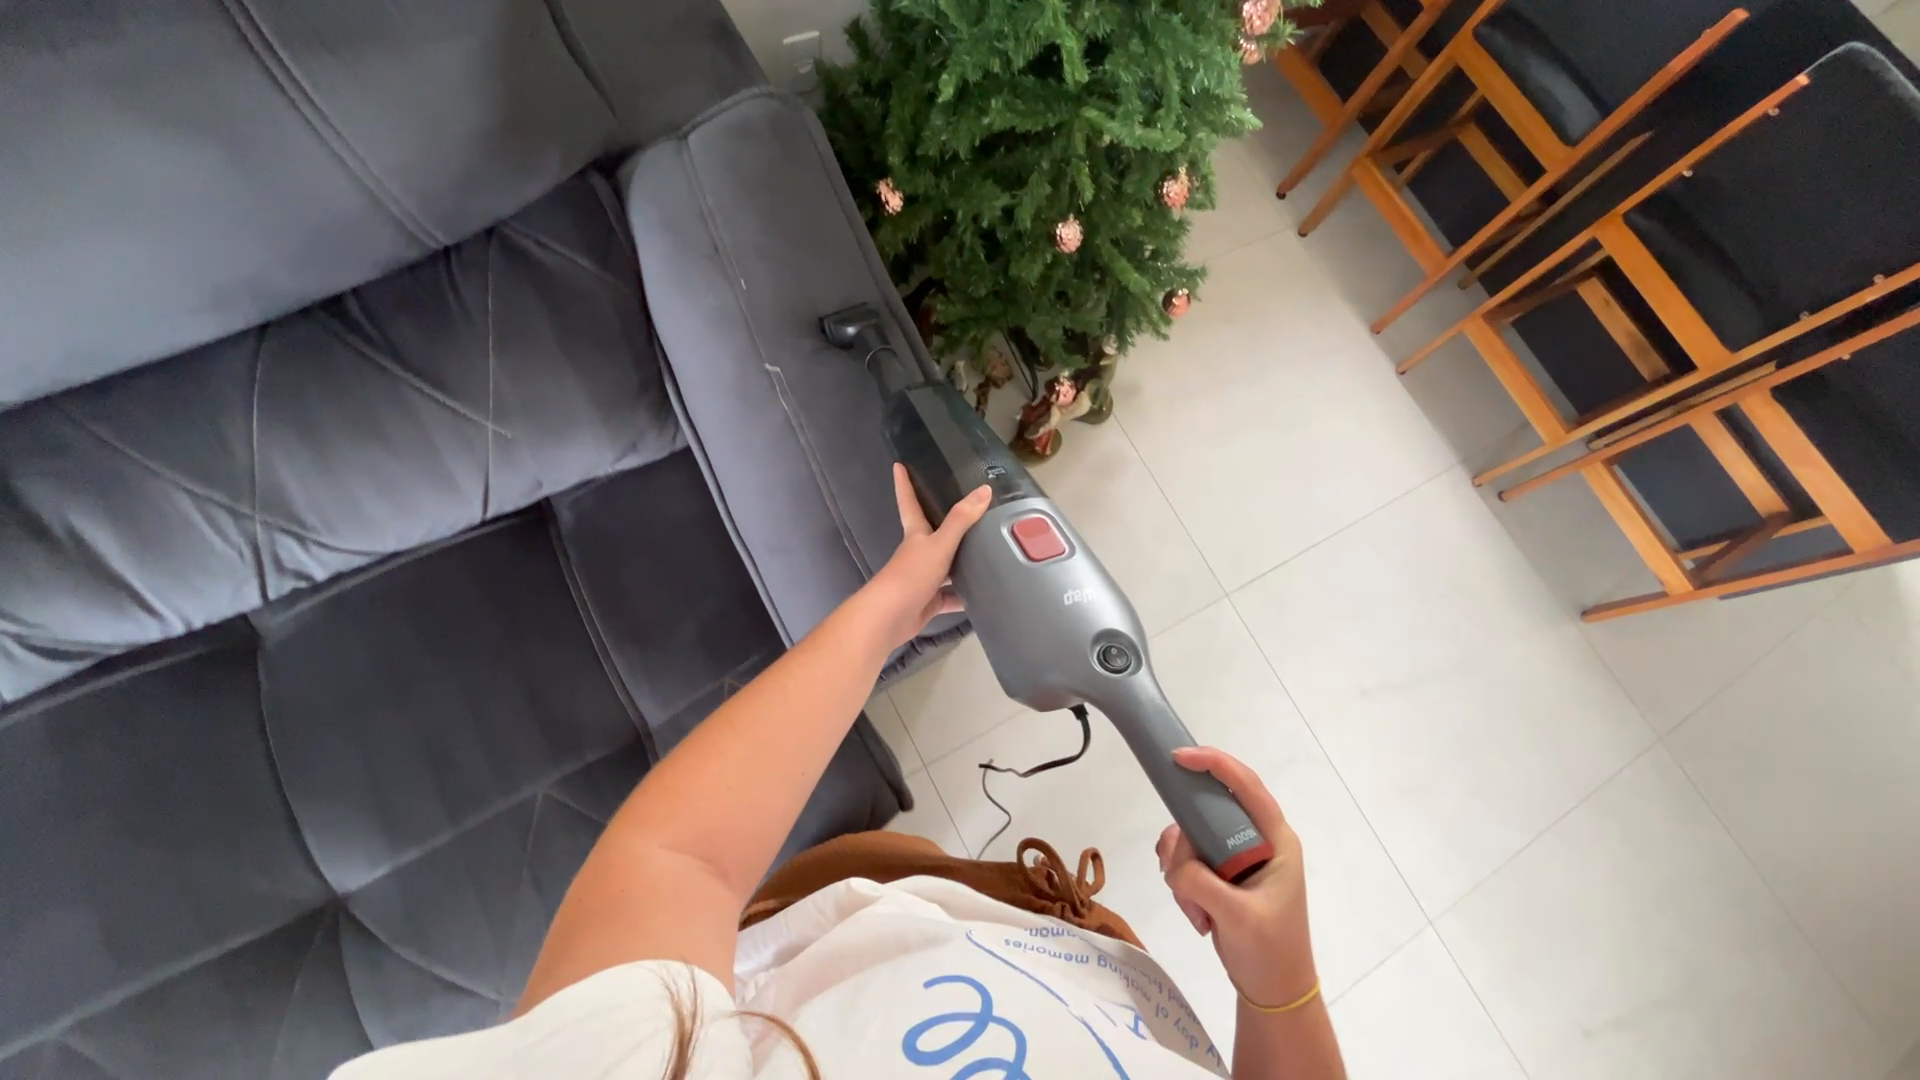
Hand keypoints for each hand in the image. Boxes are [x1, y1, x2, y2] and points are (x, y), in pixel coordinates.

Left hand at [859, 464, 991, 648]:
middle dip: (948, 524)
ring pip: (947, 567)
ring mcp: (923, 579)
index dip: (905, 484)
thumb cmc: (910, 575)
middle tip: (970, 510)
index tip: (899, 465)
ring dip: (964, 562)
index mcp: (916, 535)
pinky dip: (966, 596)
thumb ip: (961, 520)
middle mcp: (918, 554)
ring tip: (990, 553)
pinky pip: (952, 596)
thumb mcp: (939, 544)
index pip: (910, 503)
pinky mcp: (929, 602)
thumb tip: (984, 490)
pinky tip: (984, 593)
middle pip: (935, 534)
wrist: (890, 618)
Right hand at [1156, 746, 1315, 1008]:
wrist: (1273, 994)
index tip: (1178, 757)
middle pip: (1207, 810)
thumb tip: (1173, 860)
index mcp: (1276, 841)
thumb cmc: (1269, 951)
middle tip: (1173, 864)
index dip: (1214, 763)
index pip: (1246, 785)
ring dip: (1182, 869)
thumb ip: (1199, 880)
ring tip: (1195, 908)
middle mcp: (1257, 841)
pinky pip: (1187, 861)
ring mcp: (1237, 858)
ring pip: (1191, 837)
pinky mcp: (1221, 875)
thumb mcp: (1236, 915)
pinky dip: (1181, 882)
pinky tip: (1195, 913)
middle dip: (1184, 837)